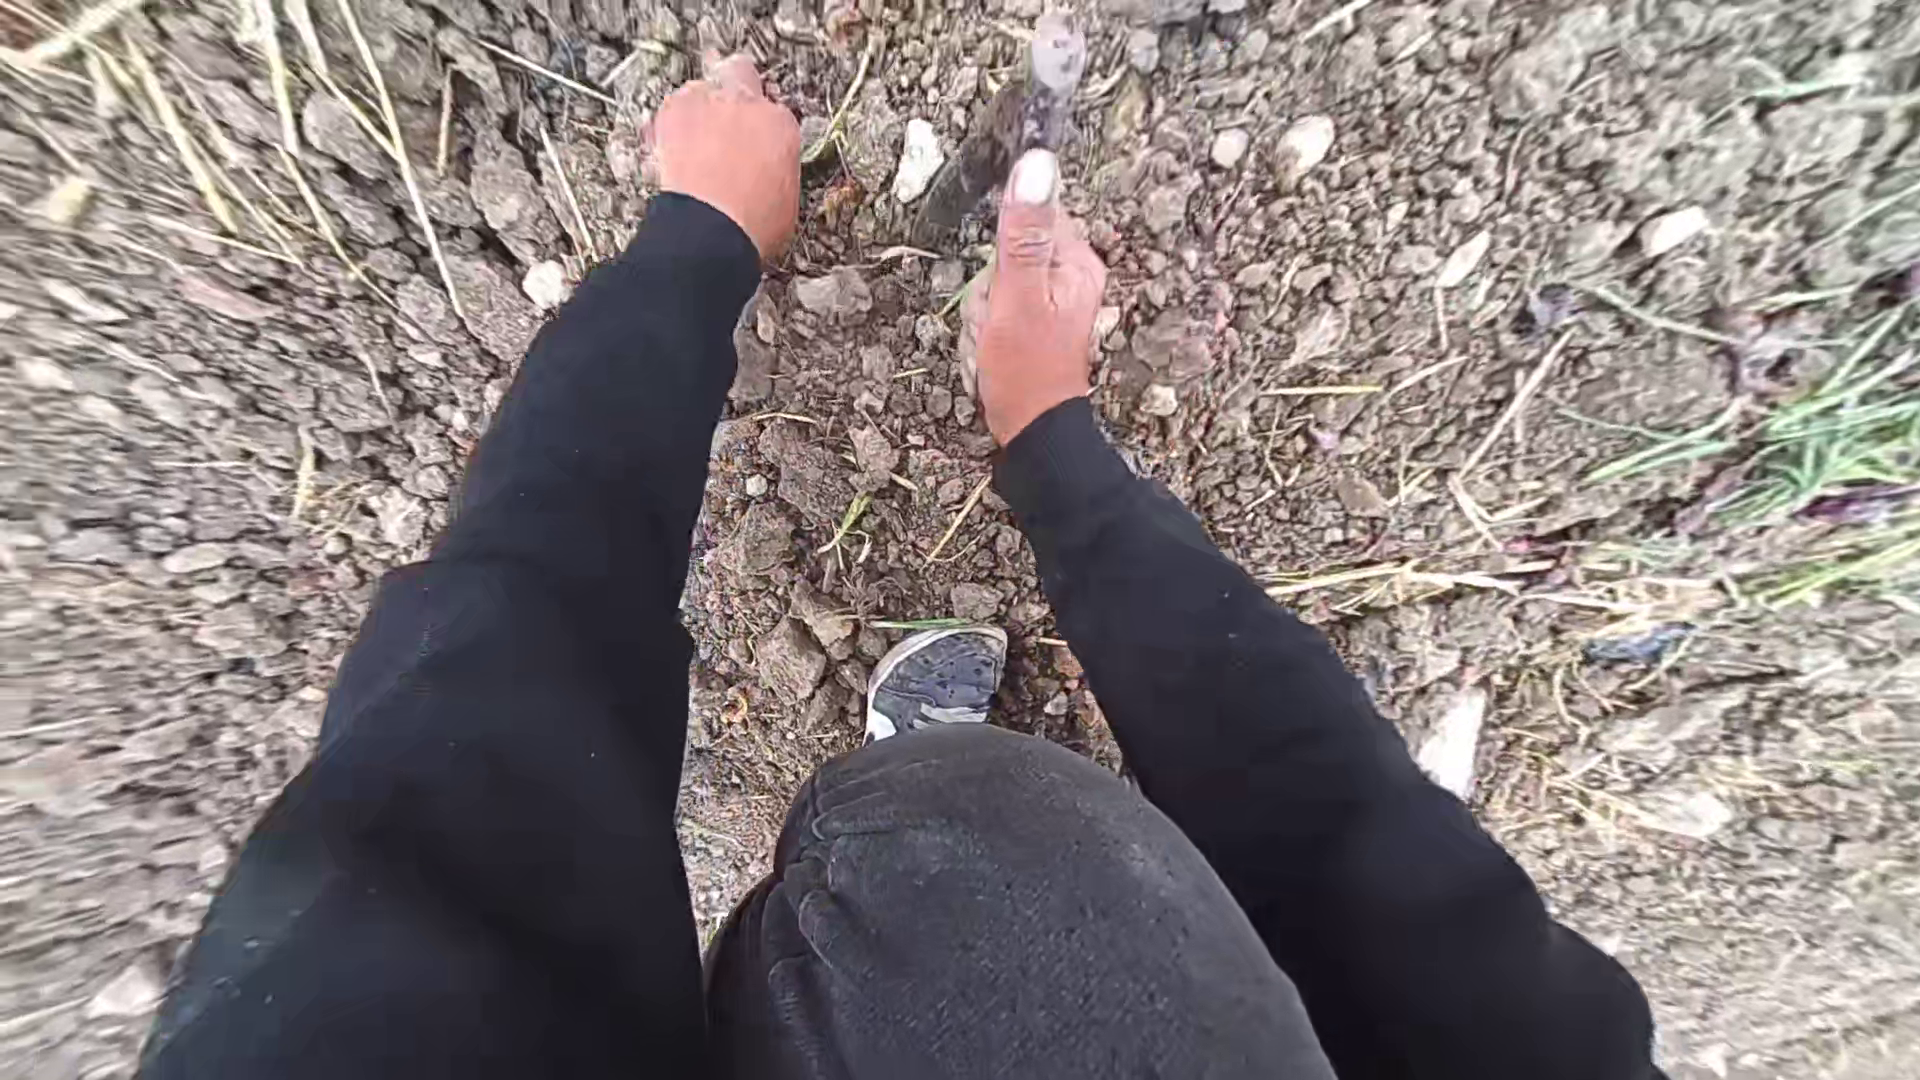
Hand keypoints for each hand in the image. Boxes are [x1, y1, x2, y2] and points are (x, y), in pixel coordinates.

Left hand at [650, 54, 800, 259]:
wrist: (713, 231)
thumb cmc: (754, 227)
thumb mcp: (786, 205)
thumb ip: (779, 173)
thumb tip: (770, 176)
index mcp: (782, 128)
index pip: (777, 116)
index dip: (767, 134)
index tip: (760, 148)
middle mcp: (746, 104)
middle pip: (741, 73)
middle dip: (736, 93)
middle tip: (730, 126)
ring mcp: (707, 101)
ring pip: (703, 90)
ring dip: (701, 113)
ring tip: (699, 151)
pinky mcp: (672, 110)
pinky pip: (671, 109)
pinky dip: (672, 127)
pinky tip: (677, 155)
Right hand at [969, 149, 1108, 444]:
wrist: (1030, 430)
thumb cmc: (1026, 371)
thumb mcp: (1018, 298)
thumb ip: (1023, 236)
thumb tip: (1036, 162)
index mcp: (1076, 264)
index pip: (1028, 222)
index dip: (1002, 254)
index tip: (1002, 287)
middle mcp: (1069, 277)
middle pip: (1006, 254)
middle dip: (989, 291)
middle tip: (997, 324)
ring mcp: (1050, 301)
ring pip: (994, 284)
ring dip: (983, 314)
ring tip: (995, 342)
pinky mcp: (1033, 321)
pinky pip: (995, 308)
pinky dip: (986, 329)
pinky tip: (993, 351)